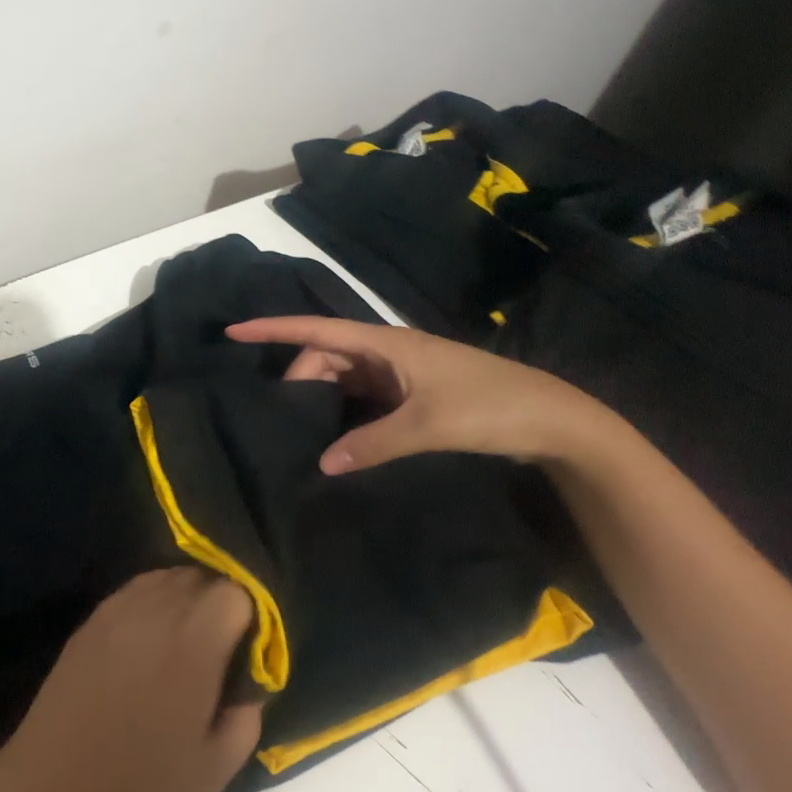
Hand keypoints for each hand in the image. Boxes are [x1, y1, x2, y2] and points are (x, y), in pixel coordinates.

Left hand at [0, 568, 263, 791]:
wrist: (58, 785)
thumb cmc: (144, 781)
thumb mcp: (215, 764)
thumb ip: (245, 714)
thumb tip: (250, 680)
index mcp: (192, 641)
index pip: (235, 590)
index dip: (250, 612)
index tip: (251, 644)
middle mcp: (152, 610)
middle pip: (197, 576)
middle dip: (217, 601)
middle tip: (223, 645)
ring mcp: (114, 610)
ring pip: (162, 577)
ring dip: (182, 597)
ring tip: (186, 640)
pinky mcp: (88, 620)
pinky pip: (130, 591)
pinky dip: (149, 603)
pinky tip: (150, 640)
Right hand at [225, 316, 631, 473]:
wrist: (559, 422)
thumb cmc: (491, 408)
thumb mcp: (428, 426)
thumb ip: (372, 443)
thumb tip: (322, 463)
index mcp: (387, 344)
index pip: (317, 329)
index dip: (273, 328)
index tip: (233, 330)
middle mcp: (388, 352)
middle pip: (324, 355)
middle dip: (299, 380)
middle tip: (284, 418)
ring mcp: (401, 373)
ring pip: (342, 377)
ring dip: (321, 398)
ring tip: (302, 429)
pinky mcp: (412, 395)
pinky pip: (362, 397)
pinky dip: (343, 412)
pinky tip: (335, 436)